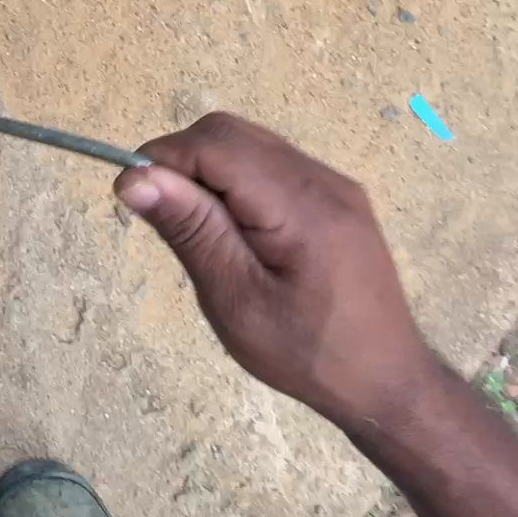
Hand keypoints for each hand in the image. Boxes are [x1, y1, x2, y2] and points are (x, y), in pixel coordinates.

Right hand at [113, 113, 437, 428]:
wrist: (385, 383)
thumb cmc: (303, 351)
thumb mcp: (234, 298)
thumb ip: (189, 229)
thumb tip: (132, 178)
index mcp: (301, 206)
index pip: (214, 145)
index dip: (161, 160)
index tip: (133, 200)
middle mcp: (321, 180)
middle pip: (226, 133)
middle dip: (177, 160)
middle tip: (162, 215)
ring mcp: (329, 184)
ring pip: (242, 141)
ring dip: (199, 168)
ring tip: (192, 225)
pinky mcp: (328, 195)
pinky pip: (262, 161)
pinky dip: (225, 177)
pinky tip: (225, 225)